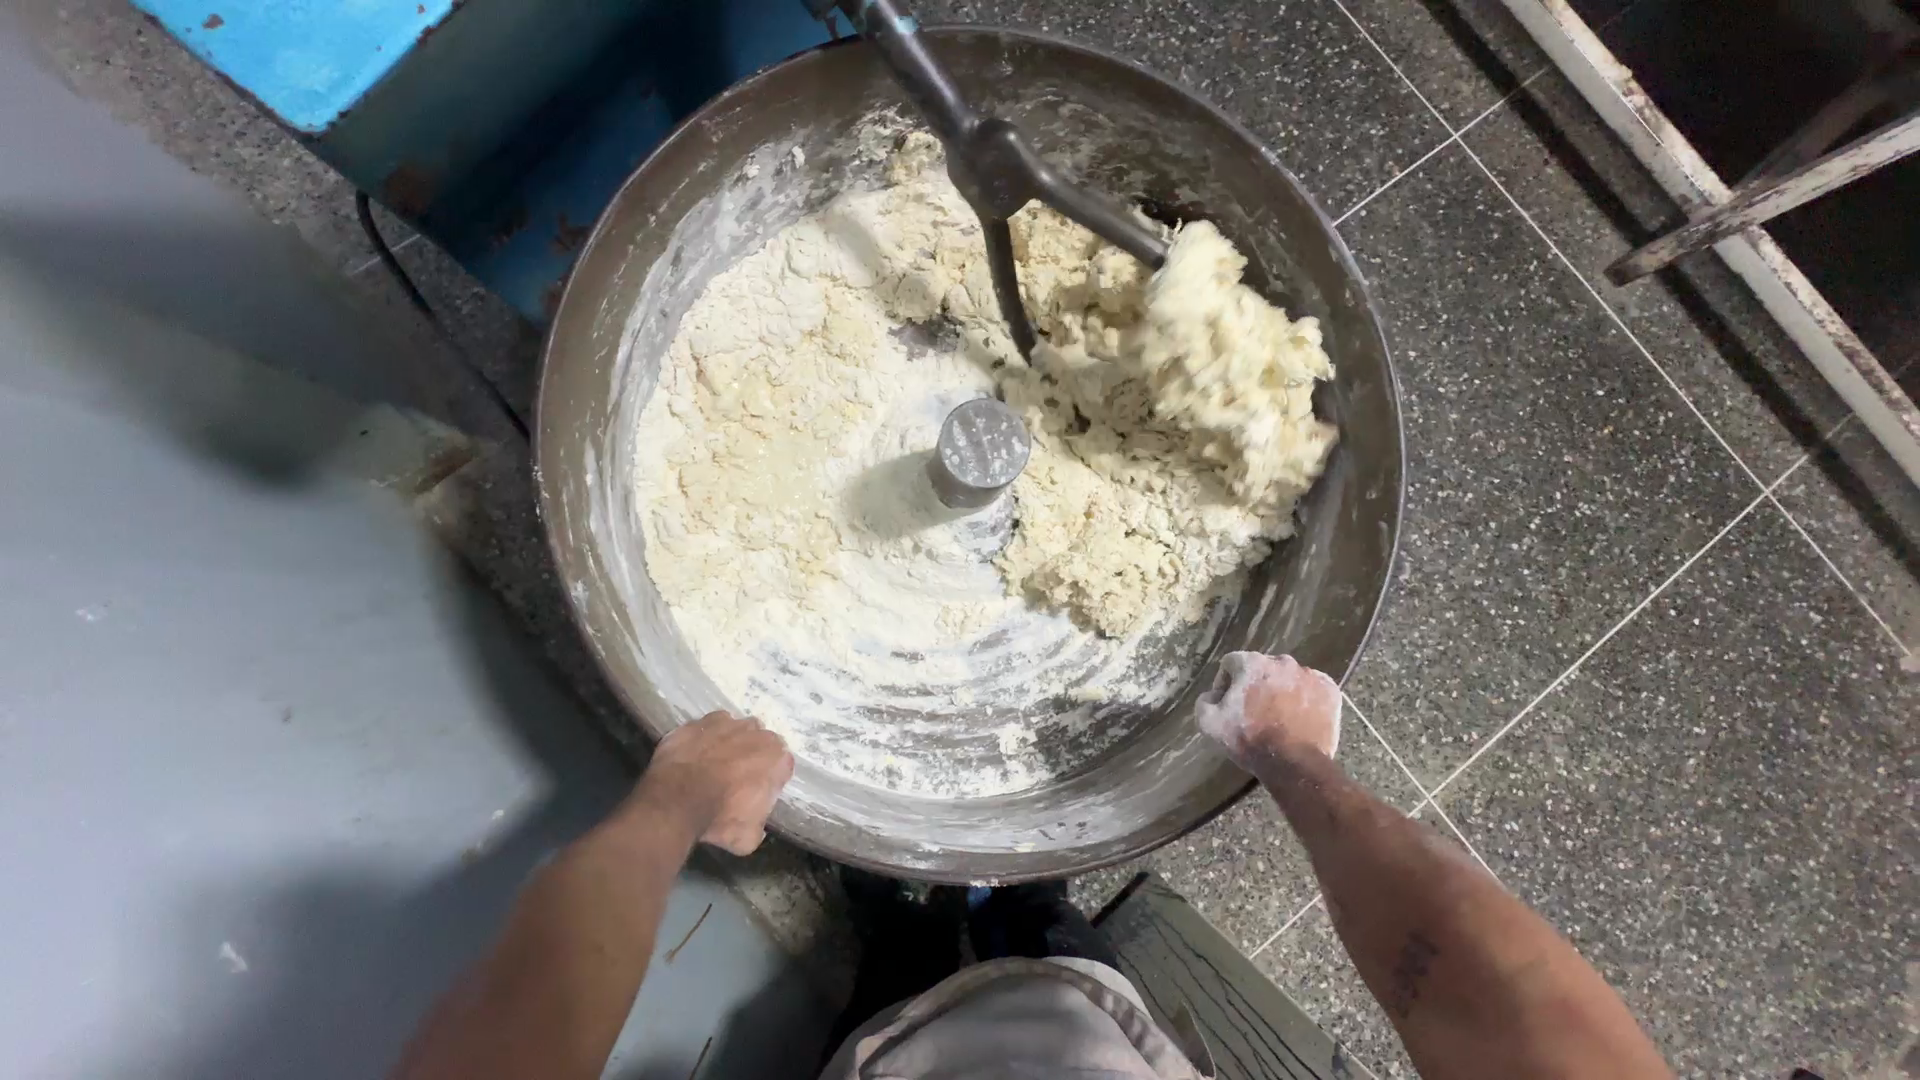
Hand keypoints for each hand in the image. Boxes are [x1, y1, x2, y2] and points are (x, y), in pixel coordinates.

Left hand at [628, 711, 794, 854]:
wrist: (676, 800)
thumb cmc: (719, 818)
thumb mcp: (747, 838)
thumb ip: (758, 825)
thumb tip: (756, 828)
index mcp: (777, 759)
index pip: (782, 765)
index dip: (769, 778)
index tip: (755, 792)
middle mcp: (758, 734)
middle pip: (761, 741)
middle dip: (752, 755)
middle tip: (734, 777)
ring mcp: (728, 723)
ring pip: (736, 729)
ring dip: (729, 742)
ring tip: (712, 763)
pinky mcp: (700, 721)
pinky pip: (708, 727)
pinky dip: (704, 738)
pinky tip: (694, 755)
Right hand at [1195, 652, 1340, 769]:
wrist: (1294, 764)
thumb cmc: (1249, 740)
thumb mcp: (1208, 722)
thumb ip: (1205, 700)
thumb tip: (1213, 695)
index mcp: (1251, 663)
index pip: (1231, 663)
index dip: (1226, 683)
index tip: (1228, 704)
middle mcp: (1281, 662)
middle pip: (1262, 668)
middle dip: (1256, 685)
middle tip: (1254, 711)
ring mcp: (1309, 675)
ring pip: (1288, 677)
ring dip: (1280, 690)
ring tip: (1279, 716)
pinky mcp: (1330, 691)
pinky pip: (1311, 688)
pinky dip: (1305, 698)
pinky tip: (1299, 717)